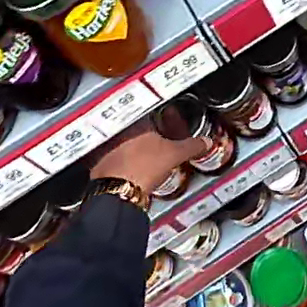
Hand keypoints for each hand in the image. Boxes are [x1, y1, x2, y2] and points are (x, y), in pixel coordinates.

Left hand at [88, 124, 206, 203]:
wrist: (119, 191)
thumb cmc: (143, 166)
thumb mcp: (175, 154)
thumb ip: (191, 146)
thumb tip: (205, 142)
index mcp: (138, 124)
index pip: (150, 115)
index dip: (161, 118)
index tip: (166, 120)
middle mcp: (120, 132)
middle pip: (135, 128)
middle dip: (146, 133)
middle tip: (156, 140)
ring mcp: (108, 148)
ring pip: (123, 143)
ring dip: (132, 147)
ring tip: (145, 157)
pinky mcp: (101, 165)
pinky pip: (114, 159)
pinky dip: (123, 163)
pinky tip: (131, 171)